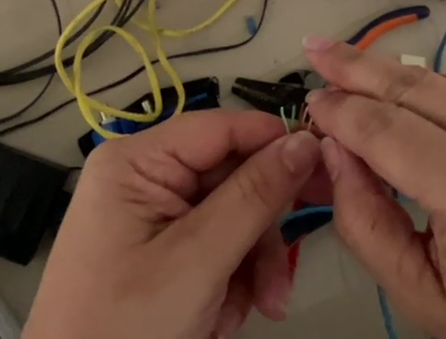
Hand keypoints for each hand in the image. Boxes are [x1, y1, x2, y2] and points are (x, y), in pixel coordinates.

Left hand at [25, 110, 320, 338]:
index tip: (323, 166)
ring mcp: (149, 214)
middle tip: (283, 277)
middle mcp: (143, 176)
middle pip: (231, 176)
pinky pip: (214, 244)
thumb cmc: (122, 329)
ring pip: (230, 214)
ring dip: (251, 262)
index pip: (222, 126)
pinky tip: (222, 316)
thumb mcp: (196, 261)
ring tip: (256, 308)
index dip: (275, 142)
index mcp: (136, 160)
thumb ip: (254, 196)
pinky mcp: (157, 249)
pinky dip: (230, 279)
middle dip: (260, 229)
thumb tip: (304, 141)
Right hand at [303, 0, 445, 338]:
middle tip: (314, 56)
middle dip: (353, 72)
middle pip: (406, 87)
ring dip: (404, 82)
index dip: (337, 115)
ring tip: (367, 82)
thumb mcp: (425, 297)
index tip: (310, 106)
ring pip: (445, 78)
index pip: (377, 129)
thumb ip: (364, 222)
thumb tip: (334, 150)